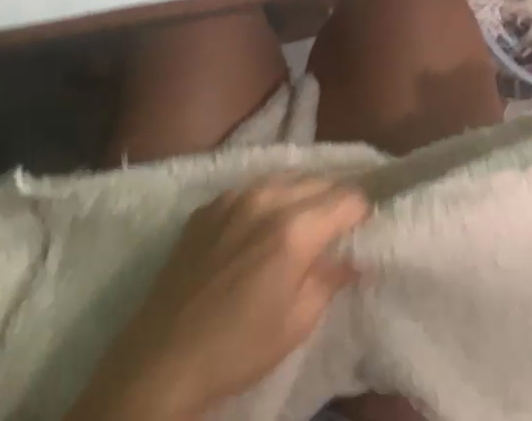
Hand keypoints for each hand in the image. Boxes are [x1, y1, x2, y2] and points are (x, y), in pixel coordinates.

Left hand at [67, 176, 370, 420]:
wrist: (164, 353)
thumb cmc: (239, 346)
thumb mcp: (297, 322)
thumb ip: (329, 280)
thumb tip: (350, 258)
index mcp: (294, 229)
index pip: (347, 198)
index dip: (364, 211)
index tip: (366, 228)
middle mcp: (264, 199)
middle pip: (318, 180)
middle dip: (337, 198)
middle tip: (344, 225)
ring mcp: (231, 198)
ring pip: (284, 177)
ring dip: (304, 192)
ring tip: (310, 217)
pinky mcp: (207, 207)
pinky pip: (251, 187)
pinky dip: (270, 196)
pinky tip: (267, 220)